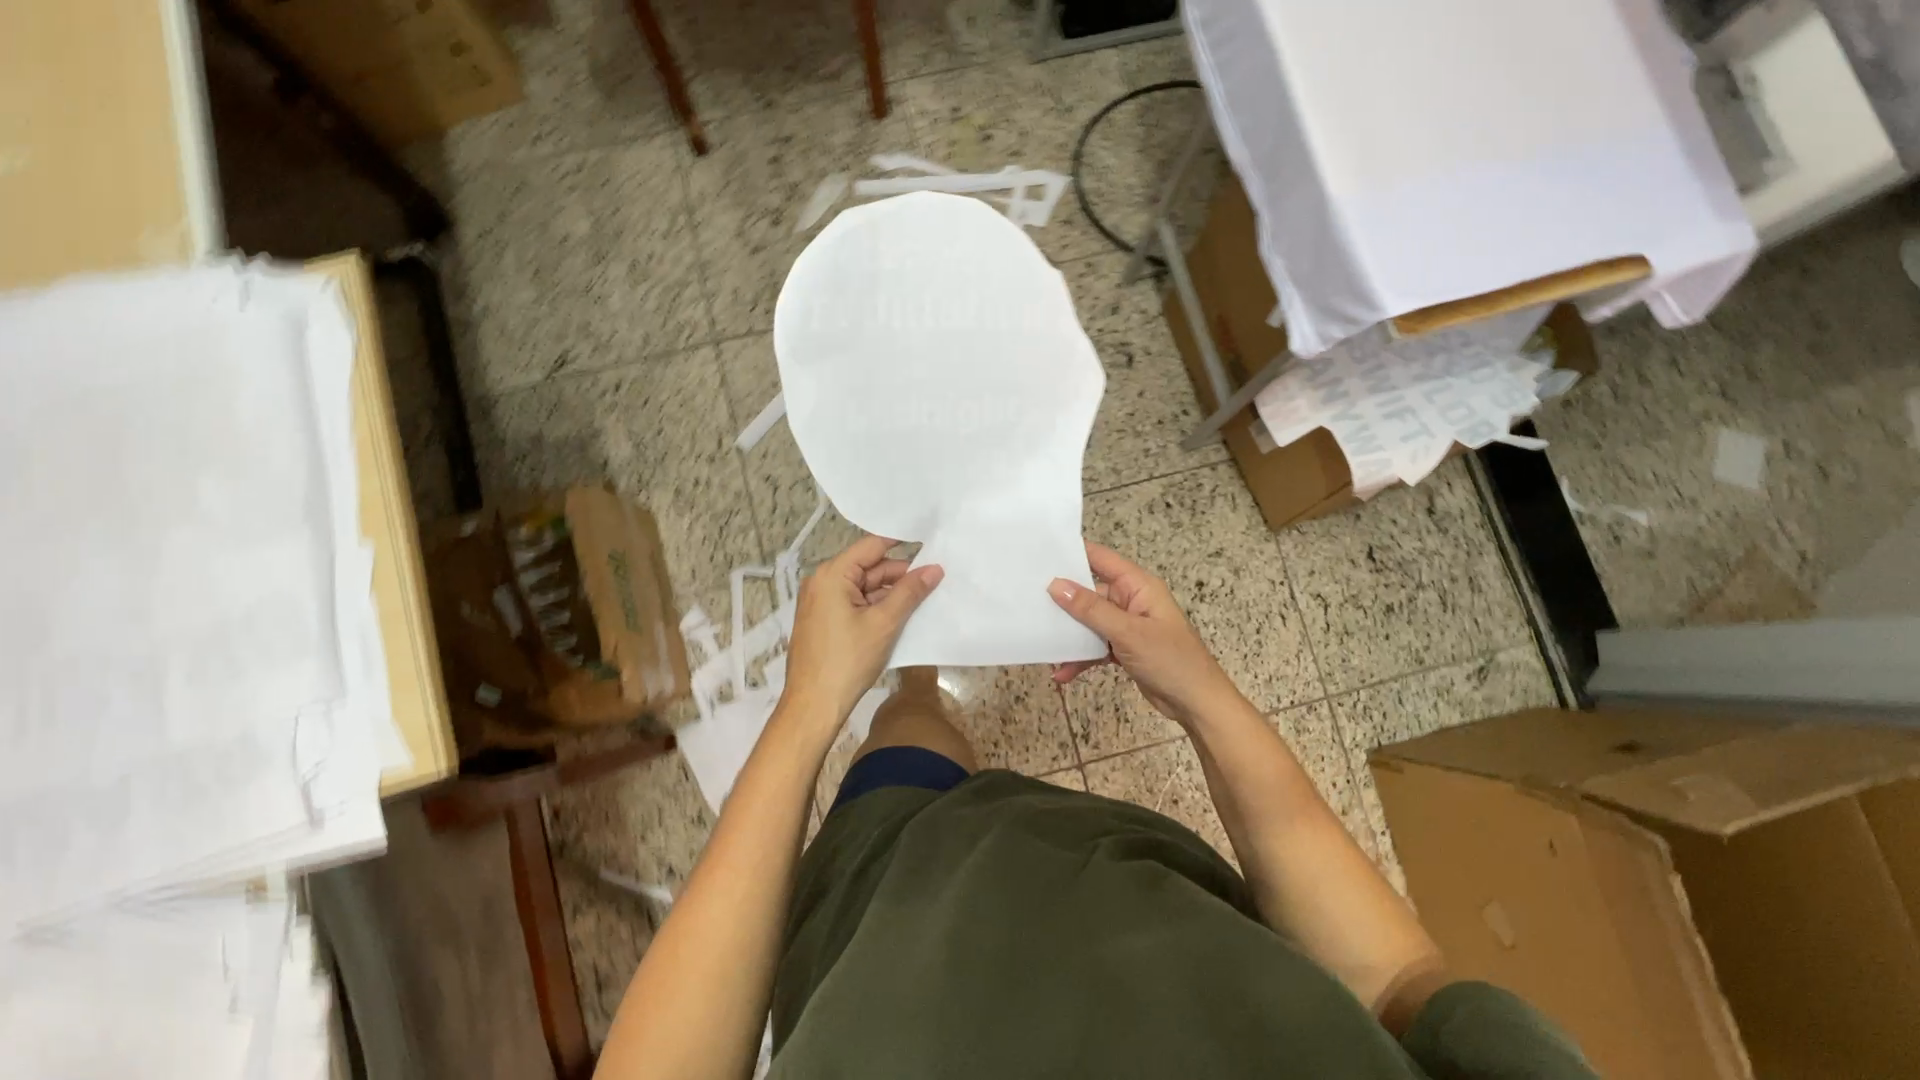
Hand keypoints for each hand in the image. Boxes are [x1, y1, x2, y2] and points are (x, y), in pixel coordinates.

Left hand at [781, 535, 943, 727]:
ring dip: (890, 594)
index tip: (930, 543)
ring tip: (924, 599)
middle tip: (935, 579)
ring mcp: (821, 603)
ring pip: (863, 588)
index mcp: (832, 574)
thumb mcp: (884, 623)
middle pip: (868, 567)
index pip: (872, 546)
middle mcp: (822, 582)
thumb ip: (910, 592)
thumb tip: (935, 568)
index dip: (902, 543)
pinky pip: (854, 604)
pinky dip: (876, 608)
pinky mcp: (824, 622)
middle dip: (900, 574)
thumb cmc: (848, 660)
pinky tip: (901, 617)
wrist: (813, 704)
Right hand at [1047, 541, 1240, 724]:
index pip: (1100, 559)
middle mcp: (1131, 600)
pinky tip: (1063, 674)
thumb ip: (1091, 609)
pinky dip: (1081, 658)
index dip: (1071, 554)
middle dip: (1062, 602)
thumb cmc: (1170, 660)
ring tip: (1044, 647)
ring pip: (1089, 622)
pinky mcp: (1124, 648)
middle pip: (1090, 592)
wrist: (1197, 703)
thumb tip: (1055, 585)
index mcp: (1138, 586)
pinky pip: (1095, 645)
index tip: (1037, 555)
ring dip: (1070, 636)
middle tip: (1028, 605)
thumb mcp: (1127, 633)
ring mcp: (1127, 625)